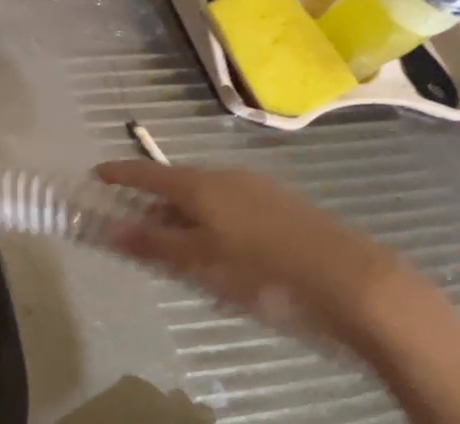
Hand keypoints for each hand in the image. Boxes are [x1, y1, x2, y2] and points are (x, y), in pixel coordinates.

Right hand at [96, 160, 420, 344]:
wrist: (362, 287)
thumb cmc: (265, 273)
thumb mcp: (201, 264)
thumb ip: (154, 245)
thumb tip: (109, 227)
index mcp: (197, 184)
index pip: (144, 172)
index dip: (118, 174)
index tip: (96, 175)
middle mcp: (225, 176)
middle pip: (178, 184)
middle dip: (156, 203)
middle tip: (141, 227)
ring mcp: (262, 190)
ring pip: (210, 197)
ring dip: (189, 215)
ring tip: (186, 246)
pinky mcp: (291, 209)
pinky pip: (237, 207)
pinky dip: (219, 221)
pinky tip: (230, 251)